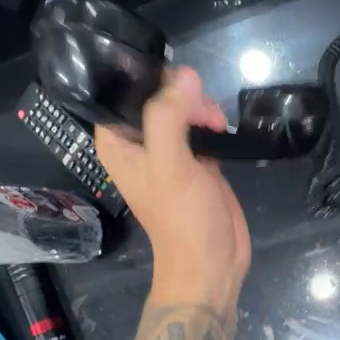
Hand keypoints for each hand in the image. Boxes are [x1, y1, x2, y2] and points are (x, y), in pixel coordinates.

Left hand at [94, 66, 250, 309]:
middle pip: (157, 95)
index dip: (147, 78)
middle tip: (203, 111)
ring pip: (181, 107)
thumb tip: (187, 76)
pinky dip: (210, 121)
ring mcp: (170, 151)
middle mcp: (140, 143)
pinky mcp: (196, 160)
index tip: (176, 78)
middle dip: (182, 93)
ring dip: (200, 105)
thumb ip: (170, 117)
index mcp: (118, 143)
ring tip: (216, 123)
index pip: (121, 92)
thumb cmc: (183, 219)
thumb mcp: (171, 166)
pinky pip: (199, 125)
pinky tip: (221, 128)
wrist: (212, 263)